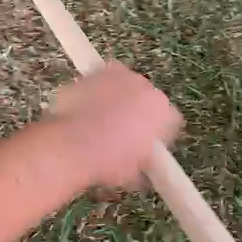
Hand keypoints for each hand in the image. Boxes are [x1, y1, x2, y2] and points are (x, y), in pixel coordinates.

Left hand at [42, 63, 181, 187]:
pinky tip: (87, 109)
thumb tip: (141, 159)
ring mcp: (120, 74)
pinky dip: (98, 92)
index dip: (157, 133)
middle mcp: (146, 86)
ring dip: (119, 98)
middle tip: (123, 131)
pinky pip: (103, 81)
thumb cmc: (108, 161)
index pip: (169, 120)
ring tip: (102, 119)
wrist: (72, 144)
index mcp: (162, 110)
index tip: (146, 144)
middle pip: (147, 98)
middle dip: (138, 111)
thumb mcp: (134, 170)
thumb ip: (144, 157)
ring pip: (125, 86)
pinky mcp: (96, 71)